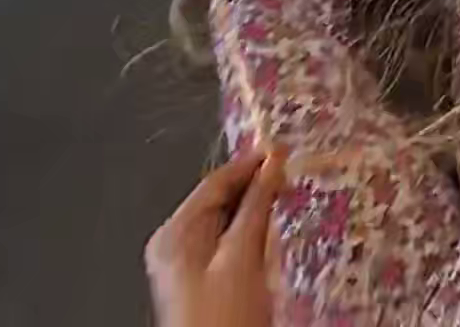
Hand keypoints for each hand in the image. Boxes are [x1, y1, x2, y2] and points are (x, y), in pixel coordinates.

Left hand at [146, 149, 285, 326]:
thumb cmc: (225, 318)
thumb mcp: (243, 257)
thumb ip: (257, 205)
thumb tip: (272, 161)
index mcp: (174, 231)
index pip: (214, 183)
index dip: (248, 164)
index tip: (278, 149)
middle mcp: (173, 243)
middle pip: (217, 202)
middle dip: (252, 187)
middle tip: (286, 172)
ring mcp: (184, 267)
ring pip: (223, 223)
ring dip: (252, 211)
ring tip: (281, 195)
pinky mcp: (199, 286)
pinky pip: (224, 246)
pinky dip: (247, 235)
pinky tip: (267, 231)